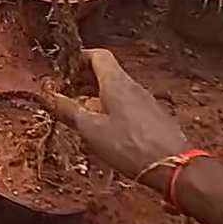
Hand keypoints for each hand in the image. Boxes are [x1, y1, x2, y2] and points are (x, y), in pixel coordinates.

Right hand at [47, 49, 194, 187]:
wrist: (175, 168)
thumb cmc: (129, 145)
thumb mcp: (91, 129)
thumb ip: (68, 110)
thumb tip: (47, 95)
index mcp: (116, 82)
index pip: (97, 55)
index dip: (79, 58)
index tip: (63, 69)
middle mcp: (132, 87)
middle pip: (106, 72)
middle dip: (83, 79)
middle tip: (65, 91)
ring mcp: (145, 102)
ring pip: (116, 89)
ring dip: (95, 95)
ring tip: (79, 111)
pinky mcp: (153, 118)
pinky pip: (127, 103)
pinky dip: (110, 107)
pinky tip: (103, 127)